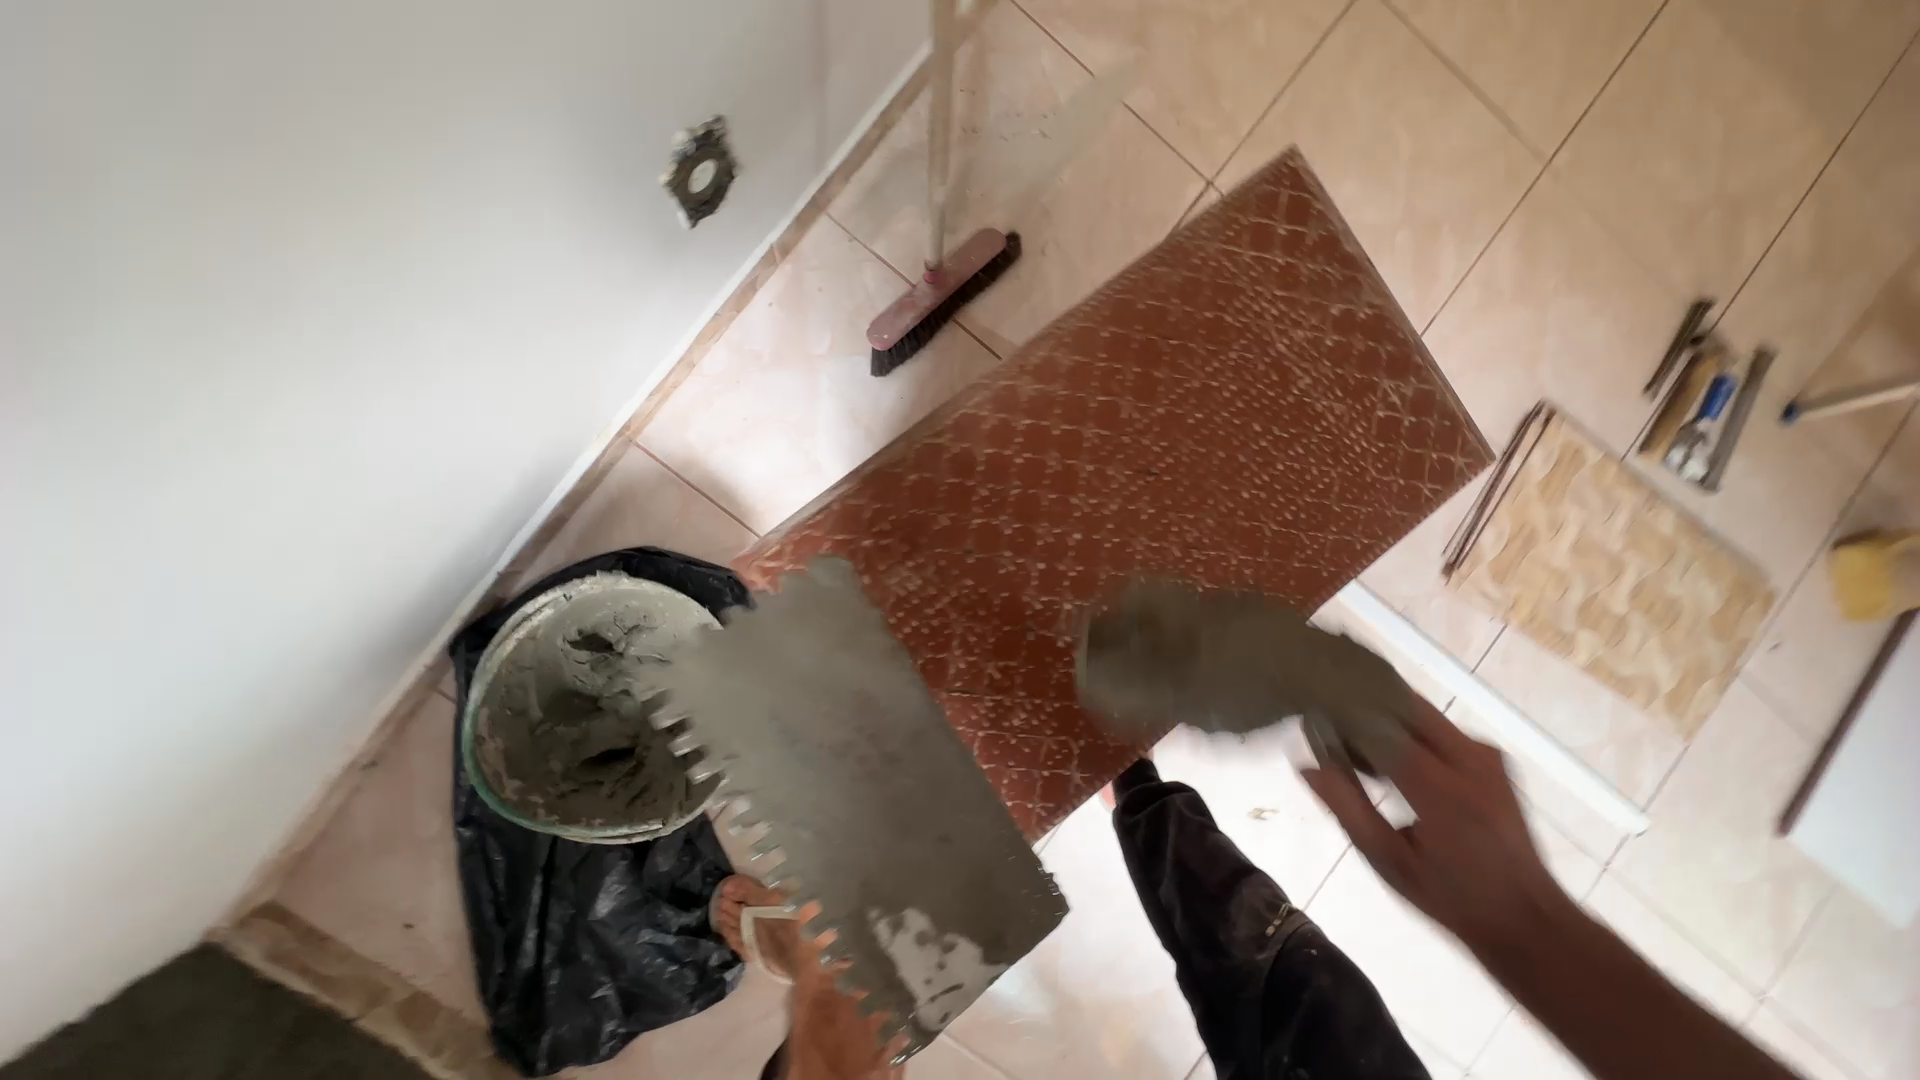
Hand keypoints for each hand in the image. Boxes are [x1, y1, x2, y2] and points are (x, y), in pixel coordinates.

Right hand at [1300, 694, 1572, 955]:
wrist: (1528, 917)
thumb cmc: (1450, 896)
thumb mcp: (1388, 860)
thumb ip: (1346, 808)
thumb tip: (1307, 766)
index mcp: (1441, 789)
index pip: (1380, 728)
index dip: (1342, 715)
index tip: (1310, 710)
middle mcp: (1470, 760)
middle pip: (1405, 707)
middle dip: (1364, 702)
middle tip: (1325, 707)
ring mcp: (1487, 757)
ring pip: (1422, 714)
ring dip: (1385, 716)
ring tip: (1350, 731)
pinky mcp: (1494, 760)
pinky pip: (1440, 730)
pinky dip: (1409, 731)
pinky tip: (1387, 751)